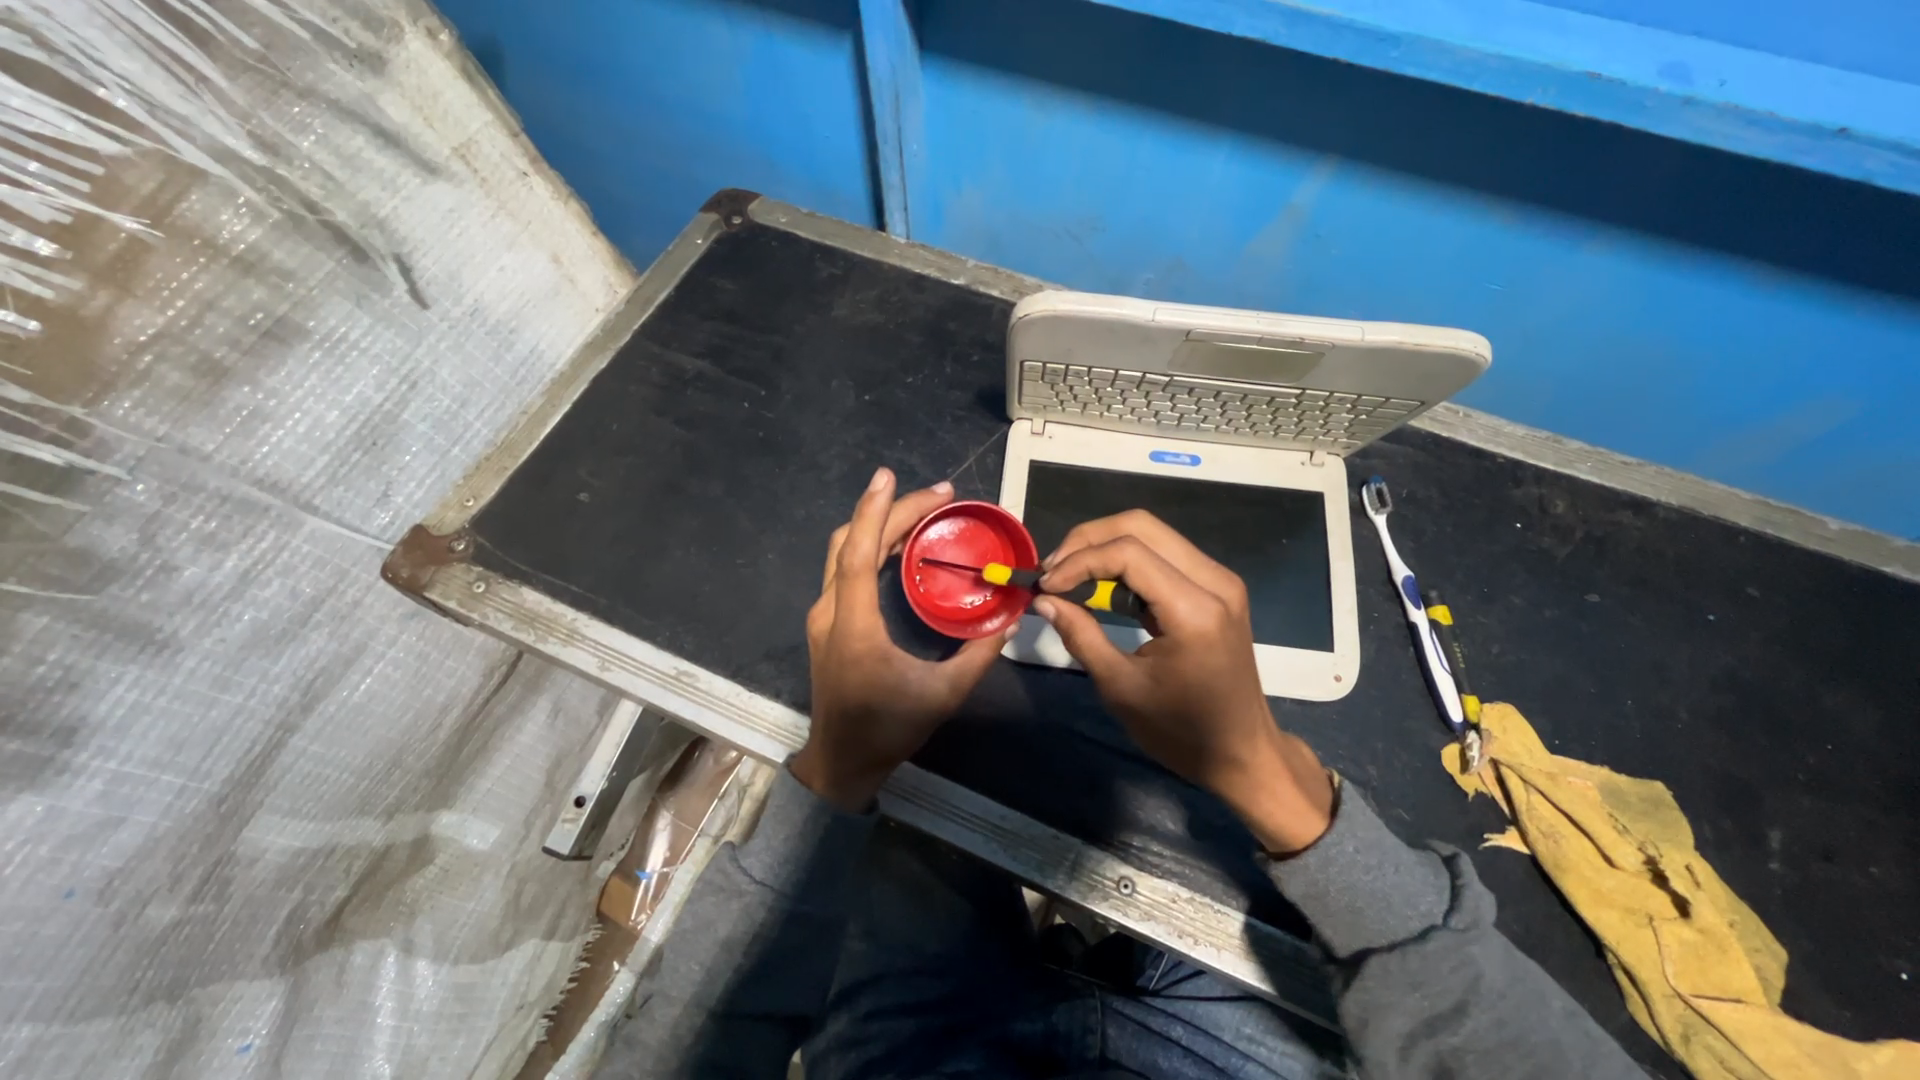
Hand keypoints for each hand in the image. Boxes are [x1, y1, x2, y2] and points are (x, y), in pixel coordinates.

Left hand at [792, 467, 1009, 810]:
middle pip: (852, 543)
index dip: (874, 511)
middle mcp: (830, 613)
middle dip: (891, 510)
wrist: (842, 761)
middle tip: (939, 495)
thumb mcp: (943, 695)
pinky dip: (869, 545)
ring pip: (842, 552)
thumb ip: (978, 655)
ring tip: (921, 511)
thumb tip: (1009, 618)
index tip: (891, 476)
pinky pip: (843, 570)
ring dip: (877, 524)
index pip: (858, 554)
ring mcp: (823, 617)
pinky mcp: (826, 623)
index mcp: (853, 627)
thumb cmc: (889, 729)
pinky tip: (899, 544)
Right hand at [1035, 511, 1334, 853]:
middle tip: (1053, 571)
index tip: (1045, 586)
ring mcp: (1221, 581)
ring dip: (1106, 547)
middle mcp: (1215, 582)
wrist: (1240, 752)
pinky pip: (1166, 554)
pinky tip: (1101, 586)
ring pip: (1154, 534)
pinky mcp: (1217, 588)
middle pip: (1141, 526)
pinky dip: (1128, 560)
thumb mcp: (1120, 687)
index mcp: (1195, 610)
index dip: (1079, 562)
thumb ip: (1081, 635)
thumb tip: (1044, 599)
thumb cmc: (1179, 730)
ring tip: (1069, 576)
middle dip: (1088, 540)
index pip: (1128, 553)